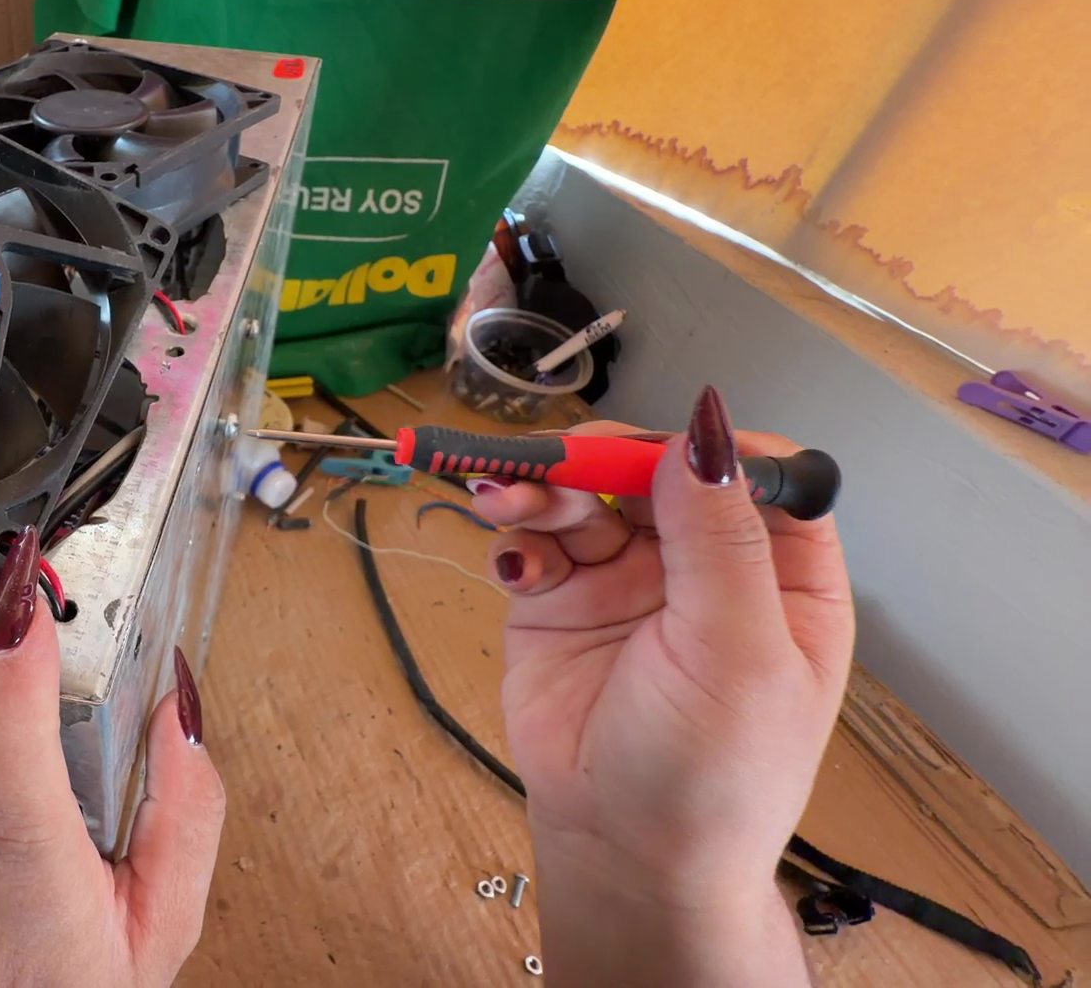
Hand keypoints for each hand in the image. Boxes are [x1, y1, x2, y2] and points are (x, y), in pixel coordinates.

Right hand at [469, 387, 854, 985]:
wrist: (616, 838)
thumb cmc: (708, 766)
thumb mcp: (735, 655)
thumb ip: (719, 543)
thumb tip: (703, 435)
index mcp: (772, 575)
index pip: (752, 478)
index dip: (703, 451)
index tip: (652, 455)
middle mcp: (691, 566)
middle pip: (642, 478)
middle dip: (593, 464)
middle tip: (547, 466)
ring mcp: (614, 578)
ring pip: (575, 503)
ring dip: (536, 493)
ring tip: (500, 500)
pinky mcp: (550, 598)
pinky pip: (529, 545)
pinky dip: (513, 541)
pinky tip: (513, 565)